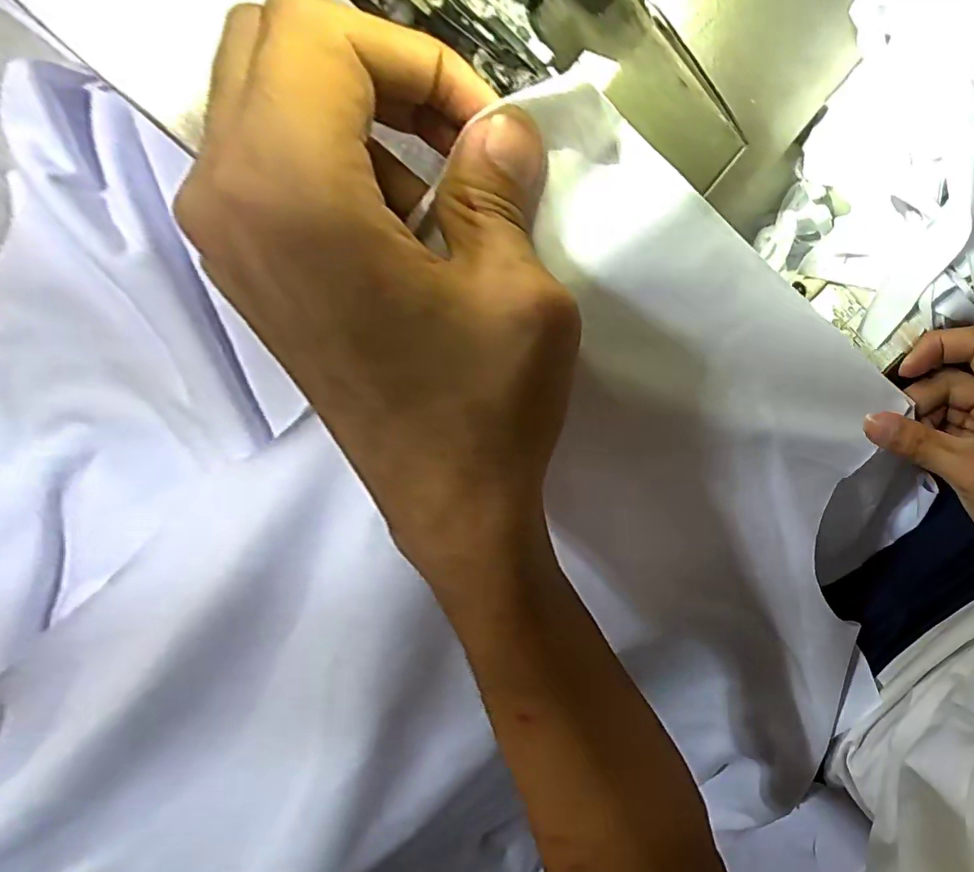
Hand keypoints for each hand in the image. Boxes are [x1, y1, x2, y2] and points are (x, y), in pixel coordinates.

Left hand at [175, 0, 579, 583]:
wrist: (450, 495)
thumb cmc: (491, 399)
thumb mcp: (521, 291)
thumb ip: (497, 191)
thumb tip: (501, 127)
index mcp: (289, 186)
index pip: (317, 34)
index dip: (420, 58)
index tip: (493, 129)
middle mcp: (224, 190)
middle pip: (273, 47)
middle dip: (386, 71)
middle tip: (470, 138)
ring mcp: (224, 231)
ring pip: (268, 103)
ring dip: (366, 118)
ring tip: (452, 192)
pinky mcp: (248, 267)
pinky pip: (274, 167)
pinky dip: (345, 165)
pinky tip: (415, 231)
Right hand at [863, 327, 973, 577]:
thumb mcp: (966, 468)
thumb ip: (917, 442)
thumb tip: (869, 420)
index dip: (937, 348)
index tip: (905, 372)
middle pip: (953, 378)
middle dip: (921, 395)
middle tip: (892, 419)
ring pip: (947, 405)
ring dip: (920, 418)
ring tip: (896, 437)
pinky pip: (948, 430)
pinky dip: (927, 437)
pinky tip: (906, 449)